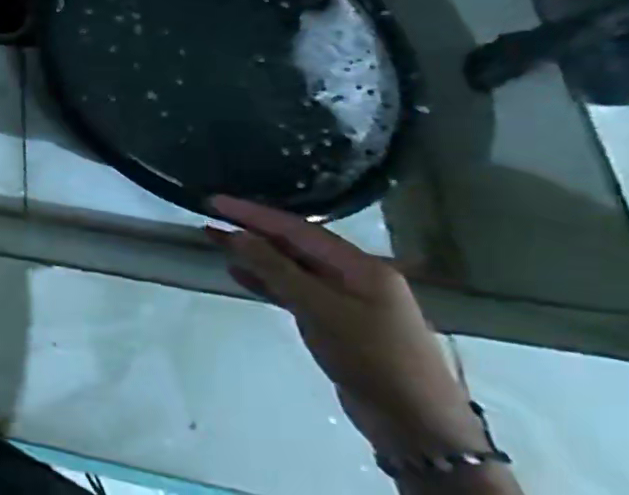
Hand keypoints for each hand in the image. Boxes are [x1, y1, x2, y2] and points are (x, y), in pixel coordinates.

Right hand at [206, 196, 487, 460]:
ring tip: (217, 243)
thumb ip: (275, 268)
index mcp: (361, 266)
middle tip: (211, 218)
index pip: (298, 228)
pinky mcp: (337, 324)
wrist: (417, 426)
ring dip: (256, 256)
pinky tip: (240, 276)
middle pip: (296, 245)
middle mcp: (356, 277)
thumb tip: (235, 233)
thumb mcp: (319, 308)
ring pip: (293, 268)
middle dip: (253, 231)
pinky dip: (268, 282)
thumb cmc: (371, 356)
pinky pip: (296, 292)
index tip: (215, 200)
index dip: (254, 213)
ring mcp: (348, 301)